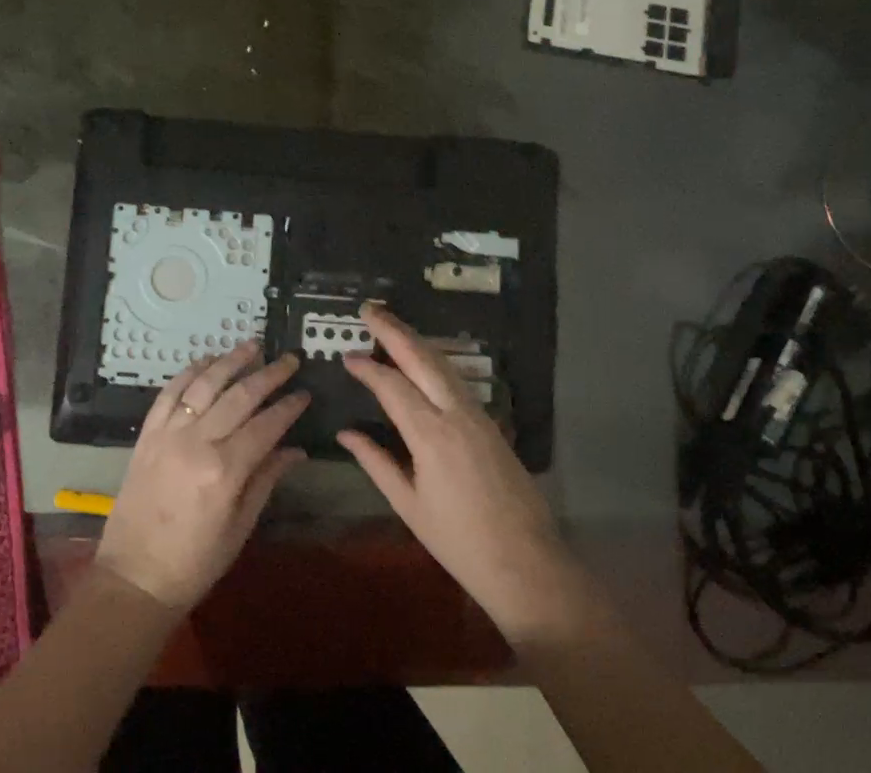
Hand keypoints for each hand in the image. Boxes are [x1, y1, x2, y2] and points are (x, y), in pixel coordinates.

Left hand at [96, 341, 308, 610]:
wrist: (134, 577)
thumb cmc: (195, 562)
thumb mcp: (240, 527)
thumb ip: (266, 480)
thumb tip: (295, 450)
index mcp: (225, 471)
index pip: (266, 425)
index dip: (289, 407)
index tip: (305, 393)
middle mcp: (196, 443)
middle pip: (239, 396)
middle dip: (268, 374)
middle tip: (289, 359)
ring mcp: (167, 435)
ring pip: (203, 384)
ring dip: (229, 361)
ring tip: (252, 345)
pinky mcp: (146, 436)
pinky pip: (169, 394)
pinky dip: (189, 373)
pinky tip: (207, 362)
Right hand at [339, 304, 589, 643]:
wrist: (524, 562)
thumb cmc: (458, 541)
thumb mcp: (408, 505)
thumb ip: (376, 463)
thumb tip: (345, 434)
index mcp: (431, 435)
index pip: (393, 386)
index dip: (368, 368)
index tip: (346, 356)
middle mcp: (457, 414)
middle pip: (424, 359)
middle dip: (396, 331)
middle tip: (370, 310)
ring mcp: (480, 416)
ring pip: (445, 366)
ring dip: (417, 342)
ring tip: (392, 326)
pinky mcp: (492, 425)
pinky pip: (458, 382)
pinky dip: (435, 363)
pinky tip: (422, 363)